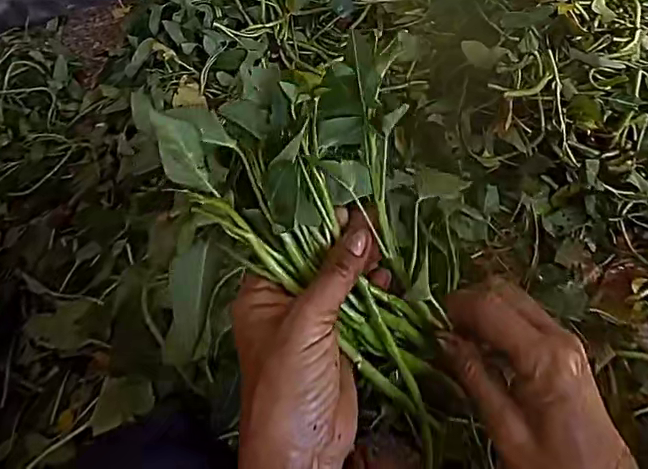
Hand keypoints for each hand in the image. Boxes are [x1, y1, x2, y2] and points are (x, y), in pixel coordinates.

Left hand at [231, 208, 381, 468]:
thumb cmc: (286, 386)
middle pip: (316, 257)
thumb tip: (359, 231)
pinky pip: (356, 302)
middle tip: (370, 216)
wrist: (304, 454)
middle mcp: (285, 300)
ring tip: (381, 239)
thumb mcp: (307, 323)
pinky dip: (372, 288)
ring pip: (339, 278)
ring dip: (360, 261)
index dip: (313, 222)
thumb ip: (334, 275)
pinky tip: (385, 275)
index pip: (287, 243)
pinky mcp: (338, 336)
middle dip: (343, 238)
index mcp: (262, 292)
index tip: (342, 204)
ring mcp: (313, 319)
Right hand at [441, 279, 633, 468]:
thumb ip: (475, 378)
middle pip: (504, 290)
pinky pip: (526, 313)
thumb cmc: (554, 466)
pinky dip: (501, 317)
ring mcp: (566, 336)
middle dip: (470, 300)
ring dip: (486, 306)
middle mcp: (558, 335)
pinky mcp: (567, 344)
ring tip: (462, 335)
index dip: (458, 305)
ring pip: (515, 296)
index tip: (433, 318)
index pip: (491, 307)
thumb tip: (443, 339)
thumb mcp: (507, 432)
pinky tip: (487, 344)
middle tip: (447, 326)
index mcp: (544, 356)